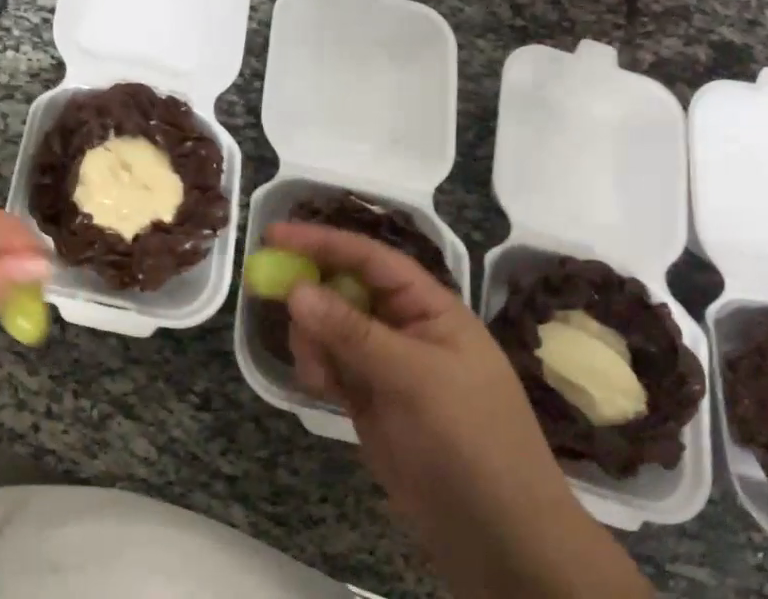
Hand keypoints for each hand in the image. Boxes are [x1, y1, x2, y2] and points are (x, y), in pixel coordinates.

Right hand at [270, 223, 652, 597]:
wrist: (496, 532)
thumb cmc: (470, 439)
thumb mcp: (413, 377)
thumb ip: (351, 331)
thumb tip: (295, 289)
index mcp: (431, 310)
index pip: (371, 259)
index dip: (323, 242)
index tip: (273, 234)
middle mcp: (406, 329)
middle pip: (343, 289)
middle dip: (309, 294)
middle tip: (271, 296)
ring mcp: (385, 365)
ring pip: (328, 328)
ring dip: (312, 340)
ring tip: (316, 373)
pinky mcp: (368, 398)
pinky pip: (328, 364)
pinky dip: (315, 368)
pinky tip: (319, 389)